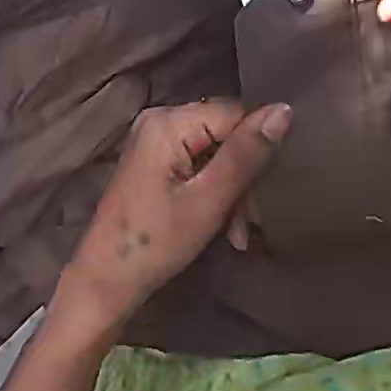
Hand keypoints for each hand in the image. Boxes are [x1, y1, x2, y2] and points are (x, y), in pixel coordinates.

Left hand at [58, 100, 291, 329]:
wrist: (106, 280)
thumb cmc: (157, 242)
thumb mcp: (210, 199)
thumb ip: (246, 153)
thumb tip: (284, 110)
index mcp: (168, 122)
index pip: (235, 113)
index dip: (258, 146)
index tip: (268, 188)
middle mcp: (159, 118)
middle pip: (225, 131)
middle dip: (244, 175)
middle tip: (252, 220)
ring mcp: (153, 137)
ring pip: (215, 150)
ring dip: (233, 189)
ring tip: (237, 232)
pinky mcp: (154, 157)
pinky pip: (198, 161)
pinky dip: (214, 190)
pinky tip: (224, 225)